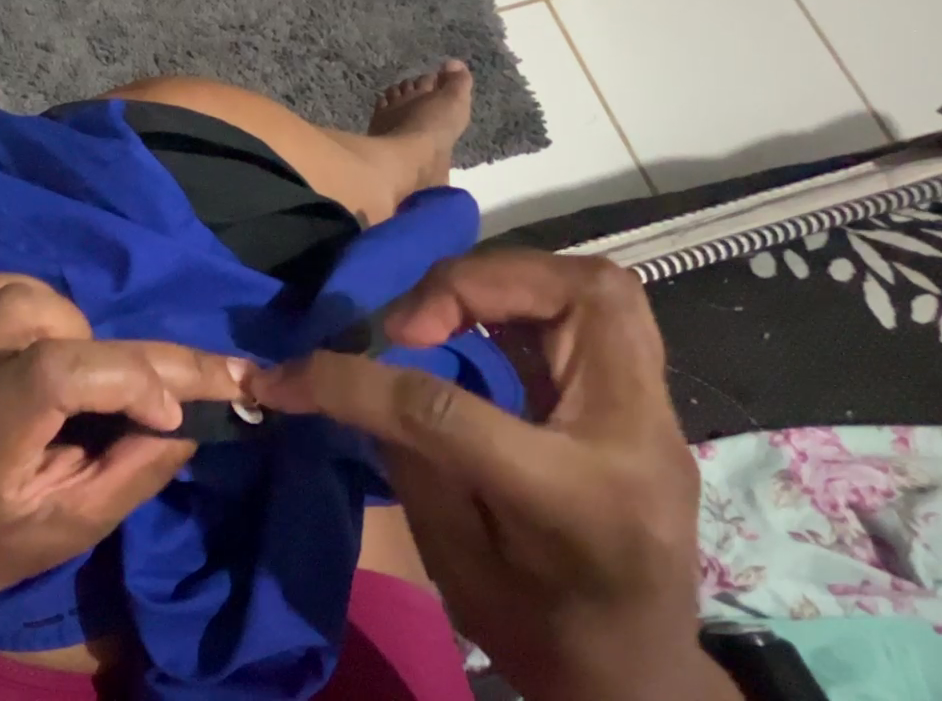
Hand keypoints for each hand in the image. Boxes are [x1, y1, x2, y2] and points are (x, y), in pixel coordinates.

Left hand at [0, 273, 251, 597]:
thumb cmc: (13, 533)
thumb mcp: (83, 522)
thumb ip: (138, 466)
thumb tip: (192, 411)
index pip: (52, 377)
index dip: (127, 380)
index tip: (172, 415)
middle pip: (56, 336)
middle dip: (146, 361)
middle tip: (209, 381)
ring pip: (34, 301)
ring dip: (86, 334)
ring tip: (97, 377)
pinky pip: (12, 287)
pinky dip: (52, 307)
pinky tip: (64, 343)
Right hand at [249, 250, 736, 700]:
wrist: (637, 675)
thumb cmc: (537, 632)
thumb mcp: (450, 560)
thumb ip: (407, 453)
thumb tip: (358, 378)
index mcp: (573, 498)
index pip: (445, 408)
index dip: (349, 380)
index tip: (287, 375)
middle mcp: (634, 437)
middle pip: (579, 297)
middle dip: (474, 281)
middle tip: (408, 324)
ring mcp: (653, 414)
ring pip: (596, 287)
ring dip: (501, 280)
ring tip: (437, 315)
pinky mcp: (644, 402)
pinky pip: (591, 314)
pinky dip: (521, 300)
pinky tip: (475, 329)